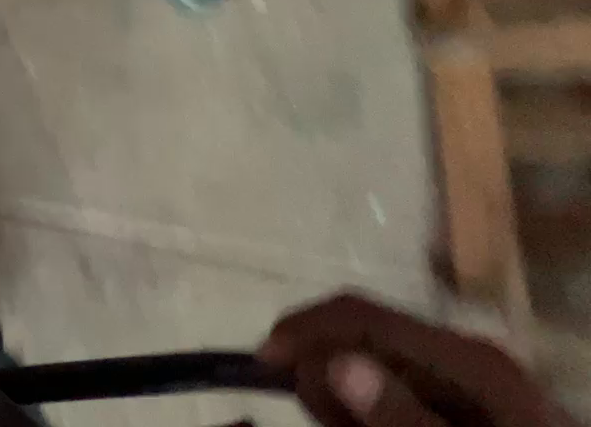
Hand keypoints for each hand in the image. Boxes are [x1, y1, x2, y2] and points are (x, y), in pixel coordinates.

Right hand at [259, 294, 571, 426]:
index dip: (301, 327)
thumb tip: (335, 364)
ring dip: (338, 380)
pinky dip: (362, 389)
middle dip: (319, 361)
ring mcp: (465, 368)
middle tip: (312, 412)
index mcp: (466, 356)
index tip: (262, 360)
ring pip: (367, 349)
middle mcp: (462, 348)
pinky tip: (359, 416)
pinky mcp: (464, 388)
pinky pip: (391, 369)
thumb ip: (404, 417)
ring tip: (337, 421)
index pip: (357, 313)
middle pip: (357, 328)